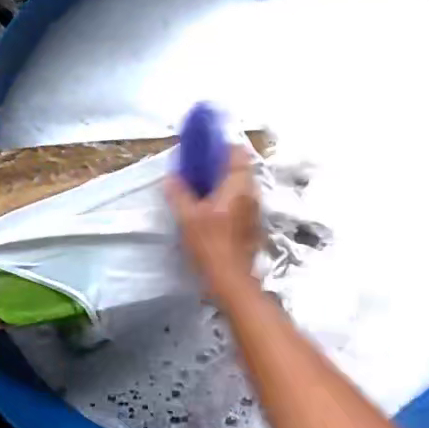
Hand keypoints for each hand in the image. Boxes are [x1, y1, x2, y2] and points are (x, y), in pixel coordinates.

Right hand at [164, 150, 262, 298]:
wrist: (231, 280)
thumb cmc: (210, 244)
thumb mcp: (187, 217)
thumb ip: (179, 193)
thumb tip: (172, 178)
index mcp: (239, 185)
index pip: (237, 152)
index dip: (221, 147)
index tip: (202, 151)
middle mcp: (252, 193)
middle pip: (240, 168)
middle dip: (220, 166)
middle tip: (198, 172)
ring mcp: (256, 210)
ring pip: (242, 185)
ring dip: (224, 183)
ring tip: (201, 191)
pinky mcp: (254, 224)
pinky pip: (242, 201)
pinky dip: (228, 199)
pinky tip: (211, 211)